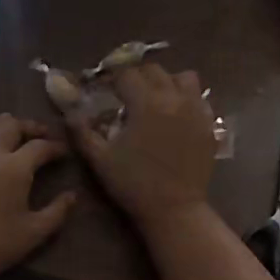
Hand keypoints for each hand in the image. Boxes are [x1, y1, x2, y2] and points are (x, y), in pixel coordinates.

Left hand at [0, 114, 76, 279]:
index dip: (55, 147)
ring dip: (0, 124)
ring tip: (10, 127)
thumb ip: (57, 212)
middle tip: (40, 133)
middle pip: (11, 127)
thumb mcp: (35, 232)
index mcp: (15, 168)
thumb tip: (72, 196)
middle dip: (29, 126)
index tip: (63, 152)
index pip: (40, 147)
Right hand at [71, 63, 221, 230]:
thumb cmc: (132, 184)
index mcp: (146, 103)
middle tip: (124, 95)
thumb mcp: (100, 160)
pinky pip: (198, 97)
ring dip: (165, 82)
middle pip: (154, 71)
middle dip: (136, 78)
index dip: (111, 78)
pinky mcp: (209, 123)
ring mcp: (196, 108)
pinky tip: (172, 116)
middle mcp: (174, 97)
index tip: (103, 88)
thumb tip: (70, 112)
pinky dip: (183, 98)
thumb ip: (83, 132)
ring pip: (182, 77)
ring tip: (154, 100)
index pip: (127, 74)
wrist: (173, 208)